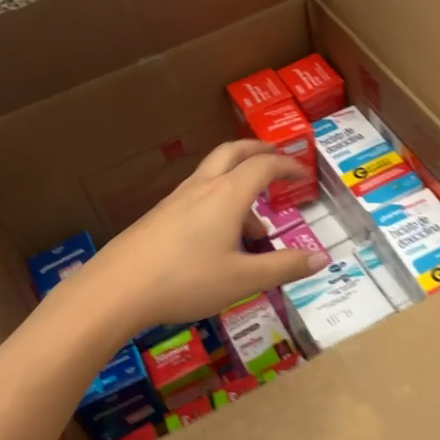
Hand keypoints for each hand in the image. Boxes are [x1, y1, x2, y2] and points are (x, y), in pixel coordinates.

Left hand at [64, 140, 328, 332]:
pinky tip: (217, 241)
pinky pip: (197, 196)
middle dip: (258, 151)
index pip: (264, 165)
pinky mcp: (159, 216)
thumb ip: (284, 267)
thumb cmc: (186, 281)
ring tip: (254, 226)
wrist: (116, 289)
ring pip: (213, 175)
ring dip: (238, 183)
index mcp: (227, 195)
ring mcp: (176, 200)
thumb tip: (323, 258)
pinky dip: (218, 202)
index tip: (304, 173)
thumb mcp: (243, 280)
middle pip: (233, 152)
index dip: (288, 165)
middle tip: (277, 160)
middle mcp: (202, 187)